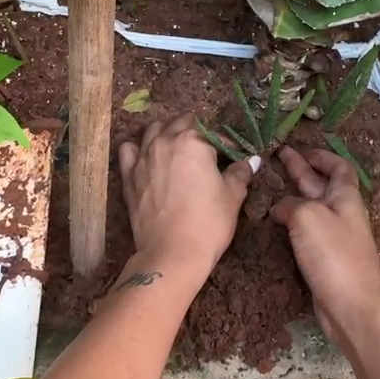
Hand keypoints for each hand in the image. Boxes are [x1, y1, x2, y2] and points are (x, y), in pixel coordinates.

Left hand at [117, 114, 255, 275]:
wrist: (172, 253)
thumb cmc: (208, 223)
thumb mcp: (232, 196)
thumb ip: (240, 173)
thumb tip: (251, 161)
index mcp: (193, 142)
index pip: (214, 135)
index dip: (228, 146)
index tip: (235, 159)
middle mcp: (164, 142)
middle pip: (181, 125)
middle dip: (197, 133)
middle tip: (209, 153)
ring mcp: (142, 158)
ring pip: (152, 131)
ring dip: (167, 134)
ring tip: (178, 149)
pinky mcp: (128, 177)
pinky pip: (128, 151)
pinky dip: (137, 149)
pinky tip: (147, 158)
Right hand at [269, 146, 379, 348]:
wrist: (352, 307)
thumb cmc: (334, 255)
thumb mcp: (307, 217)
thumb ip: (290, 205)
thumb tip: (279, 208)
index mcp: (345, 197)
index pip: (339, 167)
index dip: (322, 156)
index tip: (301, 149)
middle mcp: (341, 214)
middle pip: (321, 185)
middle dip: (300, 170)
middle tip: (276, 158)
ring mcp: (333, 238)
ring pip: (311, 208)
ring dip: (292, 195)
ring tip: (269, 188)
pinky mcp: (324, 259)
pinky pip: (306, 232)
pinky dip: (291, 222)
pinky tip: (275, 222)